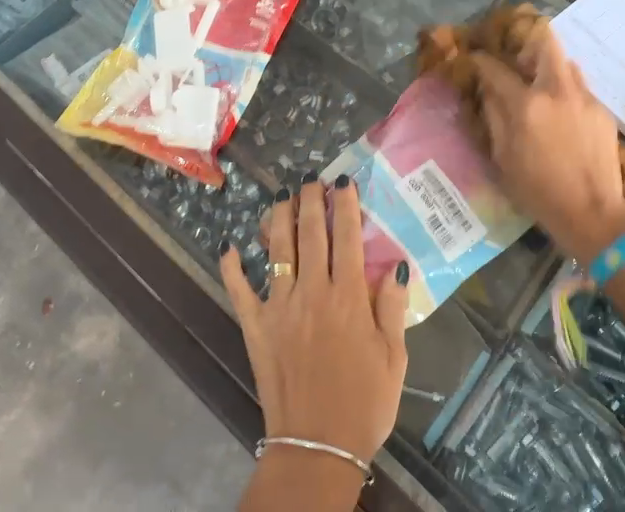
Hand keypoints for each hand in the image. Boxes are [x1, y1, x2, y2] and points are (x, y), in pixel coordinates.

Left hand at [220, 174, 408, 466]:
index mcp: (349, 297)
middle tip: (310, 180)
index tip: (343, 182)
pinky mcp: (255, 326)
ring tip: (280, 197)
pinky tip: (228, 246)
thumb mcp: (394, 358)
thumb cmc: (364, 402)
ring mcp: (279, 307)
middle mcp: (312, 292)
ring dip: (277, 218)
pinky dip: (231, 266)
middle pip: (310, 233)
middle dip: (310, 200)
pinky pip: (239, 289)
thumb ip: (393, 308)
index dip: (345, 205)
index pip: (347, 237)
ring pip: (276, 250)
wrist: (318, 445)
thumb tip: (396, 264)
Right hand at [471, 24, 624, 262]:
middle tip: (516, 59)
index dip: (481, 60)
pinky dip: (565, 91)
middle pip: (545, 42)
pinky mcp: (602, 112)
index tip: (475, 59)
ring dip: (549, 66)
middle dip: (527, 43)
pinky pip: (580, 88)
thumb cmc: (538, 190)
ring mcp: (585, 99)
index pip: (497, 68)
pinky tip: (561, 114)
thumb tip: (488, 91)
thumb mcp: (503, 157)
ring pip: (566, 63)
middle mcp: (558, 91)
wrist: (592, 214)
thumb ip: (494, 116)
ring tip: (539, 86)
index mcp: (527, 104)